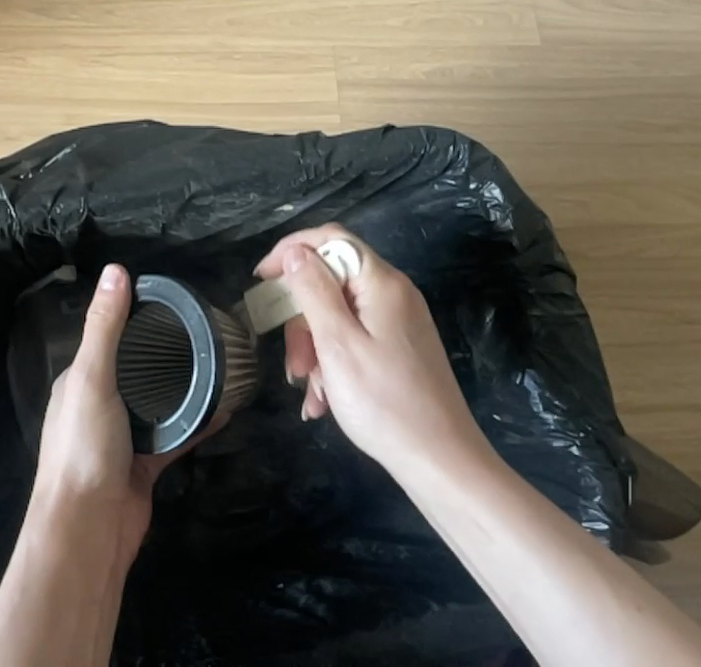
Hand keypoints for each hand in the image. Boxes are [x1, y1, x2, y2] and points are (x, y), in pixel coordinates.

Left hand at [30, 264, 189, 566]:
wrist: (90, 529)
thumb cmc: (84, 447)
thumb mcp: (92, 378)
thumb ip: (105, 328)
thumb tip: (116, 271)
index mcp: (79, 381)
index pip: (107, 338)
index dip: (133, 318)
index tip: (171, 301)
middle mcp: (100, 404)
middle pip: (136, 370)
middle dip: (164, 353)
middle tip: (204, 330)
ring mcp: (123, 436)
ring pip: (158, 402)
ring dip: (183, 387)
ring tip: (219, 362)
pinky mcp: (145, 463)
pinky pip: (176, 433)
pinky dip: (197, 421)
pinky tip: (224, 407)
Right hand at [257, 225, 489, 472]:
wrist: (439, 460)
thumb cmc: (384, 401)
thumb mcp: (337, 343)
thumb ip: (314, 291)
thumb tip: (295, 252)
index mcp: (382, 283)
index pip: (331, 240)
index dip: (292, 250)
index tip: (261, 280)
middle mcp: (393, 293)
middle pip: (332, 283)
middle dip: (303, 320)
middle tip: (295, 364)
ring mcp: (399, 322)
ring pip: (340, 316)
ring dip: (316, 350)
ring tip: (312, 392)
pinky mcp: (400, 348)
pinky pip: (356, 340)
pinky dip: (335, 364)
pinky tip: (324, 401)